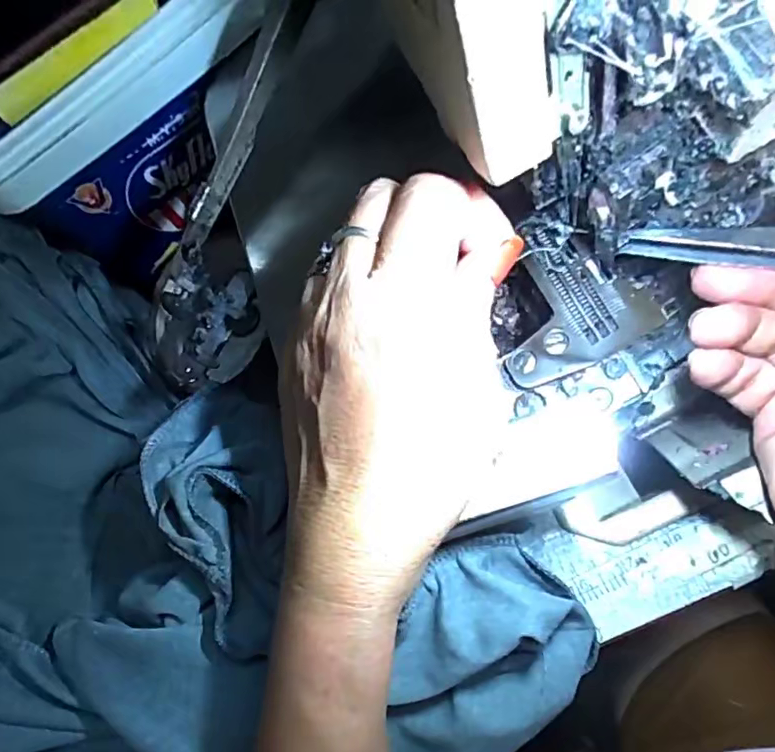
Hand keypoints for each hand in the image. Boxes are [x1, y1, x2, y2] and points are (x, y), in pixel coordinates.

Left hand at [281, 175, 522, 616]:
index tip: (484, 248)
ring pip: (343, 235)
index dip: (470, 209)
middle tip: (451, 263)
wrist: (353, 531)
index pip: (431, 196)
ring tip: (411, 296)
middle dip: (425, 215)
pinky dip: (353, 283)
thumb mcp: (479, 394)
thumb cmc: (428, 477)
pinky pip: (321, 282)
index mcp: (403, 301)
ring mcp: (308, 318)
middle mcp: (344, 294)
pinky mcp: (290, 345)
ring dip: (385, 246)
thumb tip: (477, 265)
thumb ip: (473, 313)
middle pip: (380, 196)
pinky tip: (372, 328)